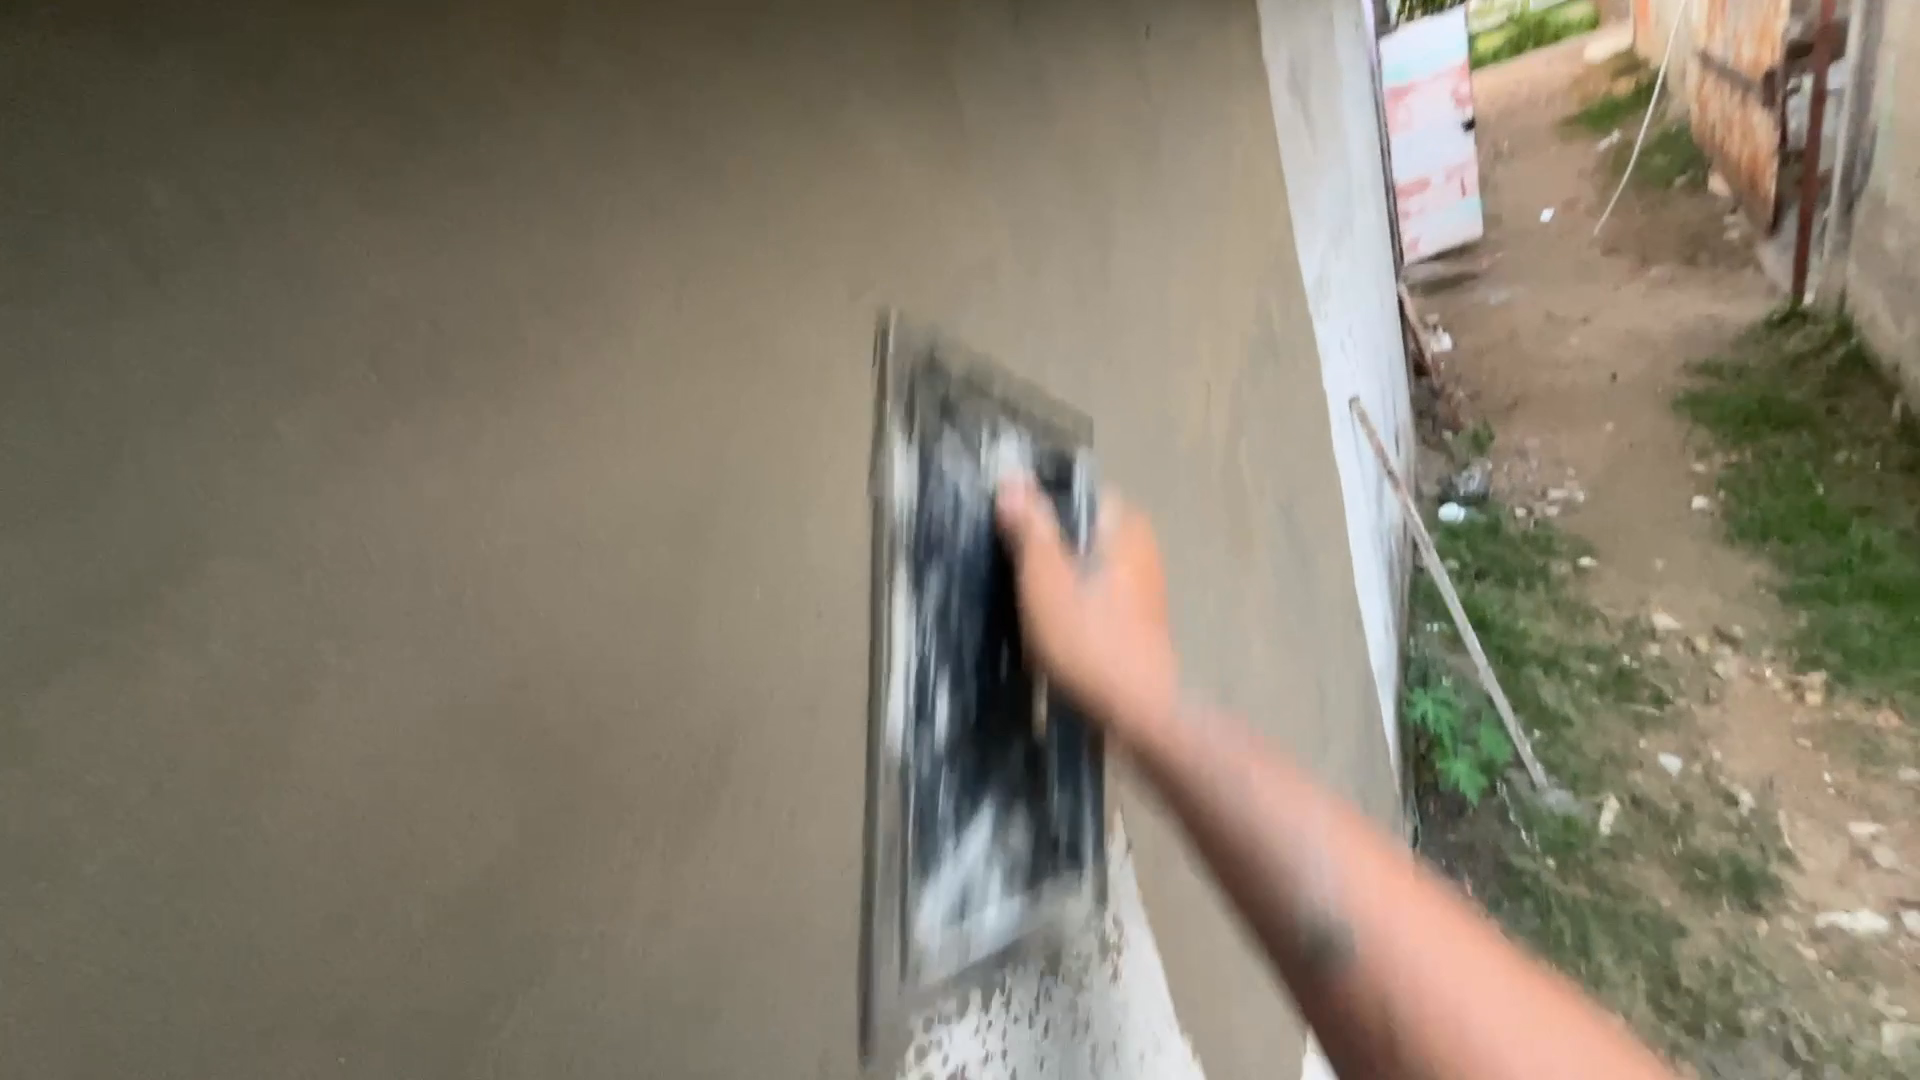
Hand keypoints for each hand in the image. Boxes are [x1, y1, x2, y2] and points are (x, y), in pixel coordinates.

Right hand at [994, 478, 1179, 742]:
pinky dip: (1071, 609)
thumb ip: (1030, 525)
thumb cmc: (1087, 636)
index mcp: (1124, 525)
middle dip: (1043, 552)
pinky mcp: (1138, 621)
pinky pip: (1093, 599)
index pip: (1073, 495)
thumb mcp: (1044, 575)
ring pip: (1082, 569)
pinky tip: (1052, 635)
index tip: (1007, 534)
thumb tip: (1012, 480)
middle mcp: (1141, 548)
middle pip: (1076, 534)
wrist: (1135, 709)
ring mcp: (1143, 586)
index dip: (1036, 509)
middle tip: (1011, 577)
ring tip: (1027, 610)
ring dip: (1053, 585)